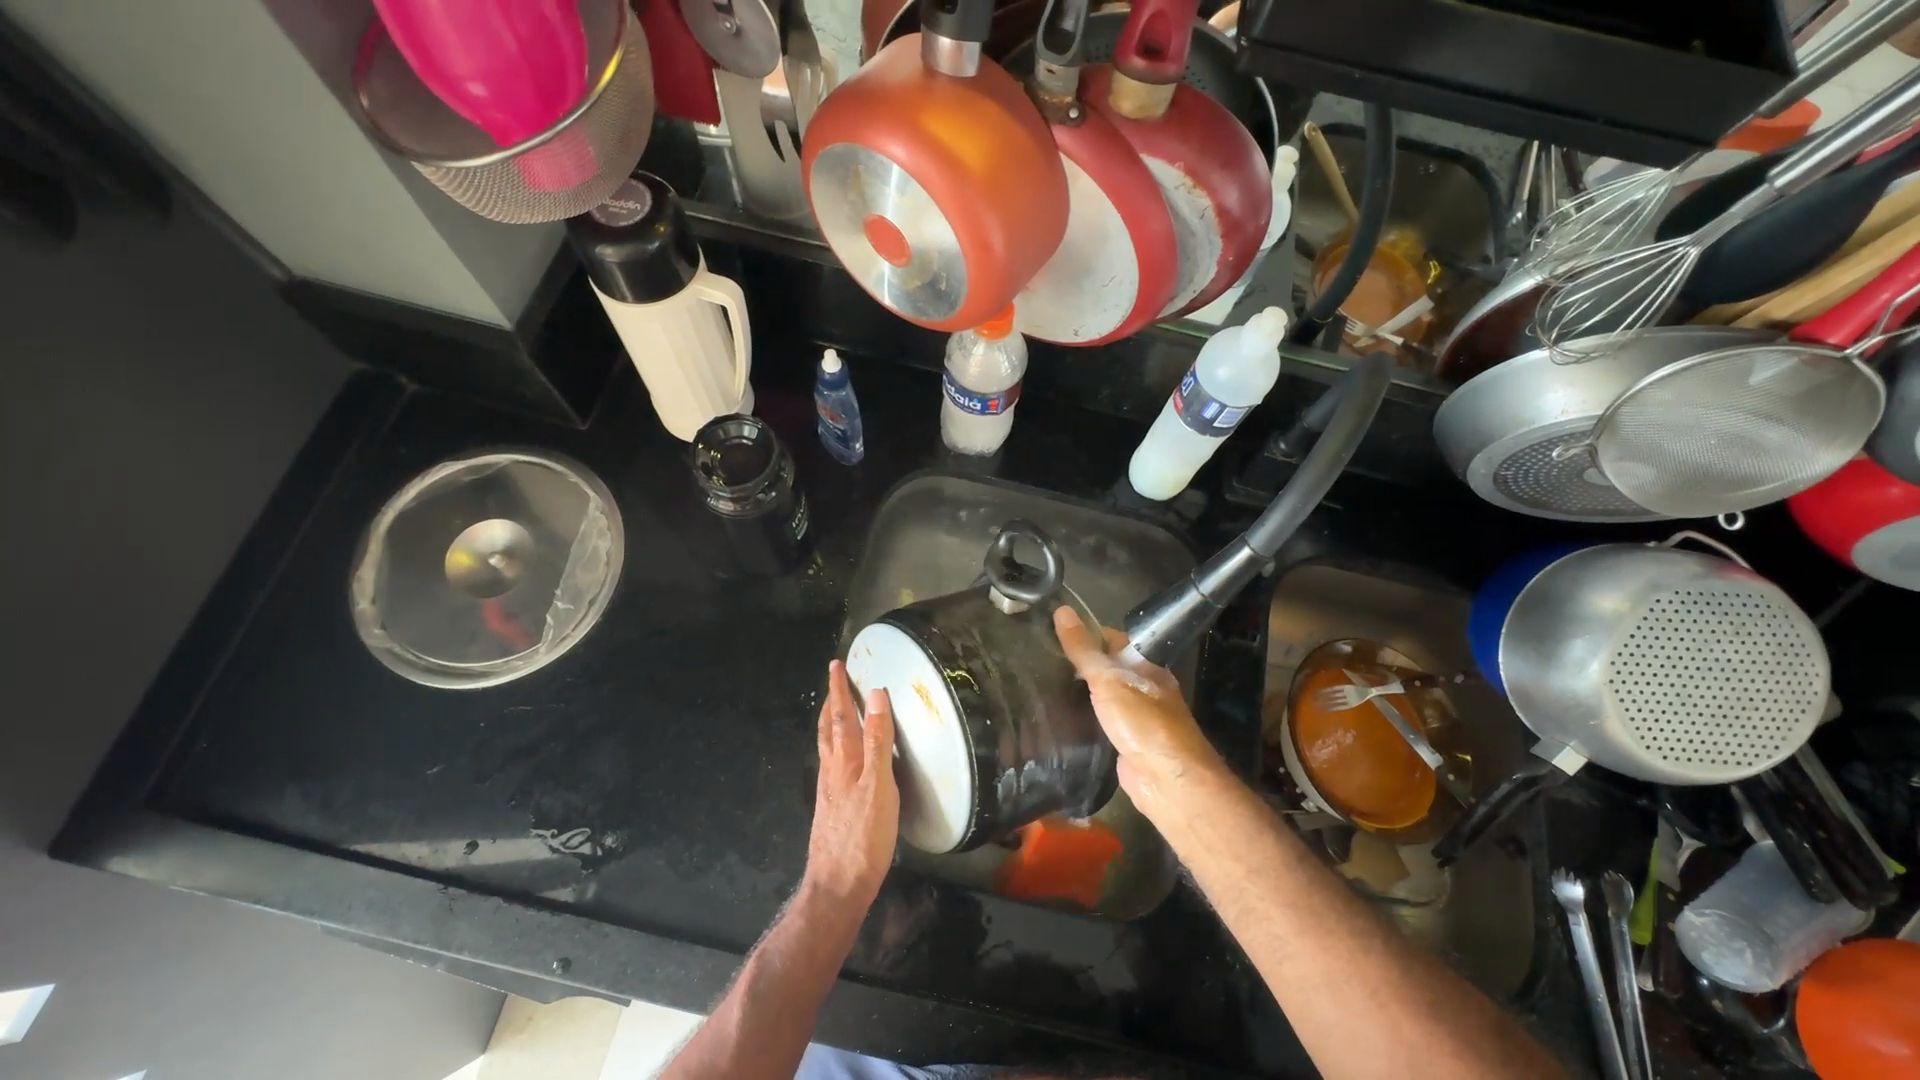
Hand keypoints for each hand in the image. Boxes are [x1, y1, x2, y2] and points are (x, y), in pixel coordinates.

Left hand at [804, 660, 898, 906]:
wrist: (839, 884)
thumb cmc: (864, 835)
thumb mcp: (879, 785)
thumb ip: (878, 741)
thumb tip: (876, 695)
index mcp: (843, 761)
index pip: (842, 716)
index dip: (840, 690)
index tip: (836, 665)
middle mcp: (832, 771)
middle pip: (829, 730)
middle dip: (832, 704)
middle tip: (833, 684)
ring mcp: (829, 792)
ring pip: (827, 748)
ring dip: (831, 725)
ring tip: (834, 714)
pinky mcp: (832, 809)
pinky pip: (832, 766)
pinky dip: (836, 749)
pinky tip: (841, 761)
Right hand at [1054, 606, 1233, 819]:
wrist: (1166, 779)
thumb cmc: (1142, 721)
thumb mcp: (1109, 678)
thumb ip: (1083, 649)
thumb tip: (1061, 609)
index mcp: (1146, 665)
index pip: (1111, 639)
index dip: (1083, 634)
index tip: (1049, 633)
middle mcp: (1144, 687)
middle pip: (1106, 668)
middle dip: (1076, 665)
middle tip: (1037, 661)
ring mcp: (1135, 716)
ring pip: (1102, 696)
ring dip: (1078, 693)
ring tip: (1040, 686)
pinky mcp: (1125, 742)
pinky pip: (1100, 722)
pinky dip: (1082, 718)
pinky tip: (1058, 718)